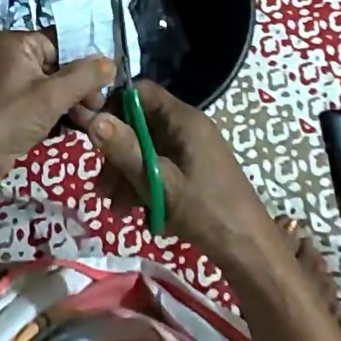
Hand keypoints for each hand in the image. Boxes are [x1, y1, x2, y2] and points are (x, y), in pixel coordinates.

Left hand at [0, 31, 113, 185]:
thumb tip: (112, 63)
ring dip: (72, 101)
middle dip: (80, 86)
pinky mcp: (9, 100)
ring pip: (53, 82)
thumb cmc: (11, 120)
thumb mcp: (53, 96)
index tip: (104, 85)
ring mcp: (9, 78)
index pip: (63, 41)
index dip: (86, 62)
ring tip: (86, 121)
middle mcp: (11, 54)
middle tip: (95, 108)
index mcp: (17, 42)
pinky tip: (69, 126)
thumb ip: (85, 76)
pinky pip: (42, 97)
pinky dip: (56, 109)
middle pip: (59, 63)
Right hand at [74, 79, 279, 266]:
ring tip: (115, 206)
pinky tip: (135, 211)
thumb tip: (93, 118)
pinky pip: (159, 165)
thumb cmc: (205, 210)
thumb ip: (126, 150)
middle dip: (118, 152)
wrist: (247, 248)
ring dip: (128, 173)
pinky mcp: (192, 169)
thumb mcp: (160, 182)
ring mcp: (191, 148)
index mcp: (183, 119)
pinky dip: (144, 183)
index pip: (142, 92)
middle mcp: (187, 126)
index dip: (115, 107)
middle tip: (101, 185)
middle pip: (141, 123)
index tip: (95, 134)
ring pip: (147, 148)